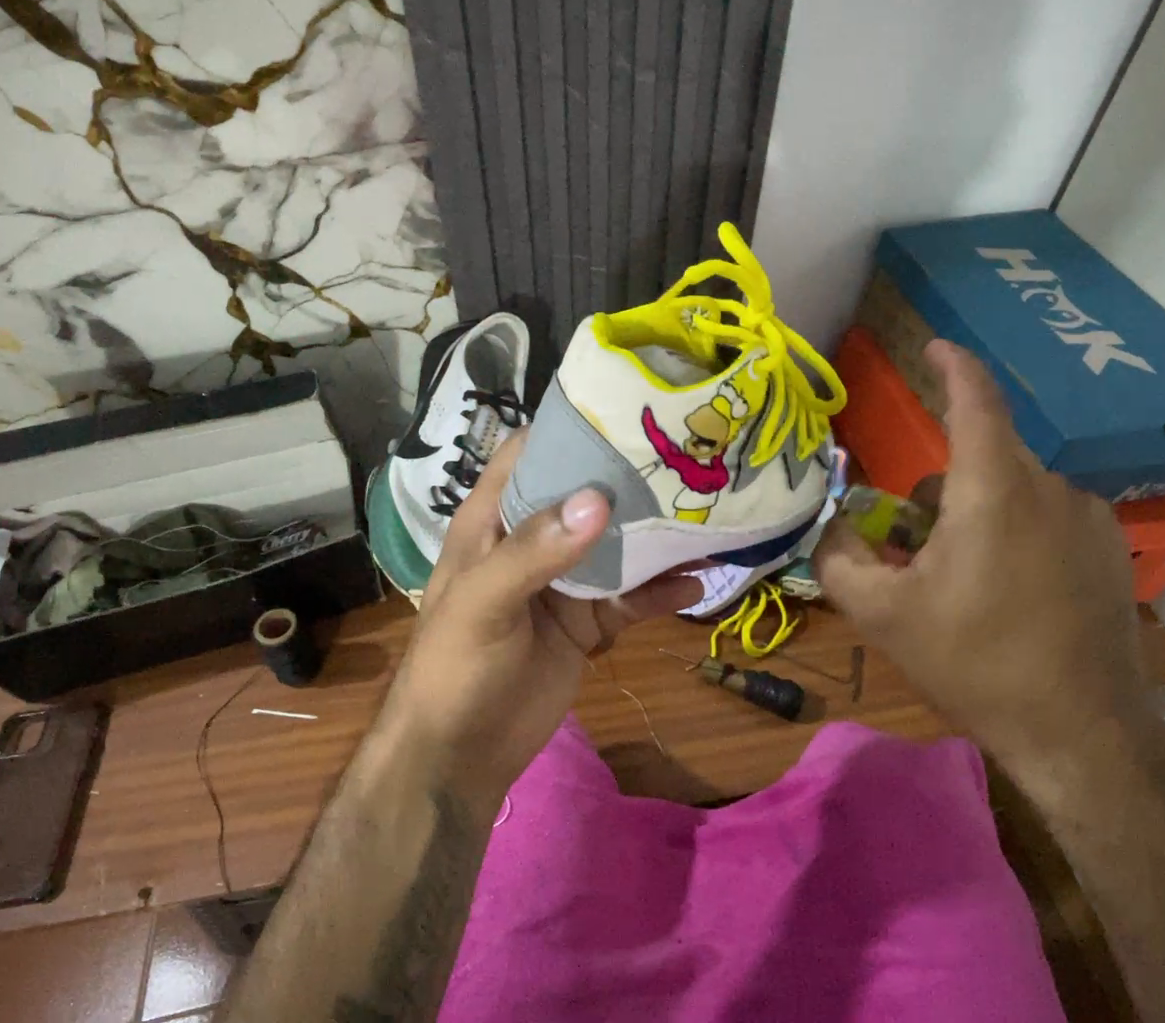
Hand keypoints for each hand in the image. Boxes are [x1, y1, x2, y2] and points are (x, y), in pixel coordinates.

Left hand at [377, 432, 699, 804]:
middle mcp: (532, 542)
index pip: (530, 455)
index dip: (570, 429)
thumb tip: (598, 500)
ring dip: (657, 535)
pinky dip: (662, 590)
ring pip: (617, 547)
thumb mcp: (483, 602)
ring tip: (710, 511)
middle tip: (691, 452)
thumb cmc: (454, 667)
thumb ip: (535, 551)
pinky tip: (700, 580)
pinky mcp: (588, 624)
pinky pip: (631, 598)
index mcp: (494, 521)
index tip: (626, 409)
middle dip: (629, 478)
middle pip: (585, 496)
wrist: (460, 754)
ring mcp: (564, 583)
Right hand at [814, 340, 1144, 767]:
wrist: (1080, 731)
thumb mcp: (883, 617)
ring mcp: (1088, 520)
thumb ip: (840, 560)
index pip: (974, 402)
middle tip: (911, 549)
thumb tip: (830, 528)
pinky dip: (1015, 534)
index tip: (934, 346)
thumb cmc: (974, 663)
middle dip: (938, 491)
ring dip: (976, 514)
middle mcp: (1049, 489)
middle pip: (981, 458)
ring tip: (960, 583)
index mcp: (993, 492)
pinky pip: (1047, 518)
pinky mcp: (1109, 551)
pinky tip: (1010, 596)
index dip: (952, 366)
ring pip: (1013, 491)